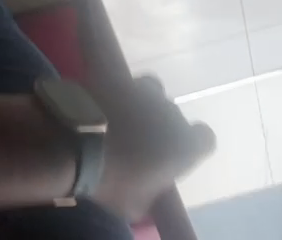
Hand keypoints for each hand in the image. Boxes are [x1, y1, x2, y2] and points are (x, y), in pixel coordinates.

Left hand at [92, 76, 215, 220]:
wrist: (75, 142)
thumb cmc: (113, 180)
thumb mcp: (137, 204)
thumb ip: (150, 191)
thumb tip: (145, 188)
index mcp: (184, 146)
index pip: (205, 138)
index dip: (193, 143)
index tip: (176, 153)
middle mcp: (169, 113)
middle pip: (173, 113)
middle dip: (160, 123)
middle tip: (139, 139)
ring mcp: (141, 90)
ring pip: (151, 91)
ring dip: (141, 101)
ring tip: (122, 114)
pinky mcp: (113, 77)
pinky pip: (122, 82)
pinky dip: (114, 90)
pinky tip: (102, 102)